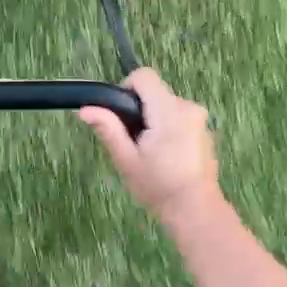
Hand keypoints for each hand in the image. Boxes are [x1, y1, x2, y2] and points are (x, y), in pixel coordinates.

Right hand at [79, 68, 221, 220]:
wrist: (195, 209)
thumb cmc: (158, 186)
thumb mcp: (126, 160)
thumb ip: (108, 129)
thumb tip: (84, 108)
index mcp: (169, 110)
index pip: (144, 76)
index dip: (126, 89)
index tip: (120, 116)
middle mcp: (188, 107)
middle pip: (154, 92)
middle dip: (139, 111)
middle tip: (132, 142)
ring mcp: (199, 119)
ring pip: (165, 106)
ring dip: (153, 121)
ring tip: (148, 153)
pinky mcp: (203, 131)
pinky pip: (178, 118)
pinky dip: (167, 129)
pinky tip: (165, 157)